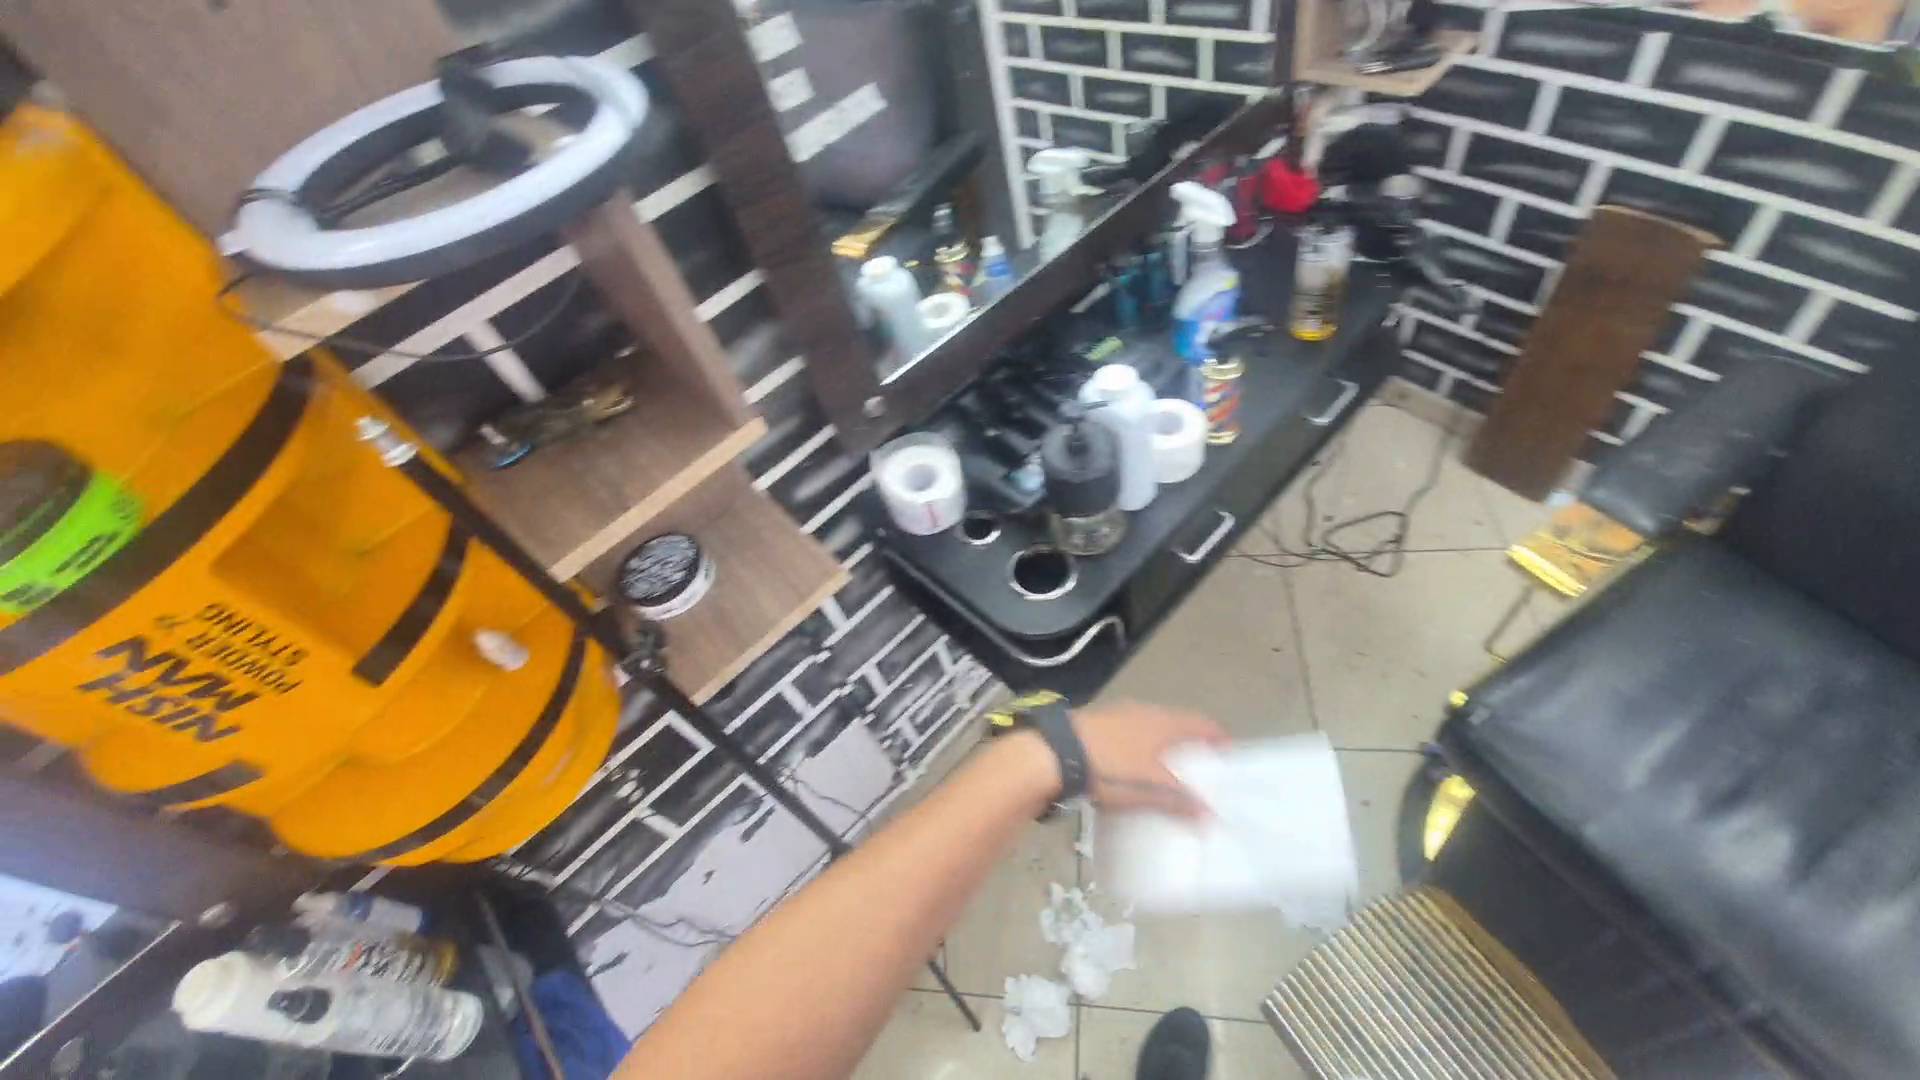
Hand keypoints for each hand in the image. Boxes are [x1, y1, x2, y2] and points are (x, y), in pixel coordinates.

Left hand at [1072, 701, 1228, 816]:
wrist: (1054, 752)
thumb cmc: (1110, 767)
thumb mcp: (1149, 788)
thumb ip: (1180, 801)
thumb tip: (1210, 815)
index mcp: (1163, 722)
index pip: (1201, 723)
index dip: (1217, 737)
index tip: (1226, 752)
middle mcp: (1144, 711)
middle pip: (1175, 723)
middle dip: (1188, 741)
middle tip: (1197, 764)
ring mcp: (1118, 714)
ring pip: (1150, 726)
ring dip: (1161, 743)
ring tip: (1165, 767)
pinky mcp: (1096, 723)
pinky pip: (1128, 733)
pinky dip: (1138, 746)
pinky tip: (1130, 764)